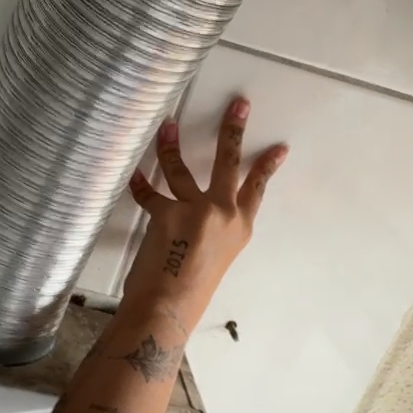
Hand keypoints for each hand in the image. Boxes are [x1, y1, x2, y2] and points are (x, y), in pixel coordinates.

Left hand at [122, 96, 286, 324]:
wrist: (169, 308)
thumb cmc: (192, 291)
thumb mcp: (217, 259)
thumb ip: (215, 232)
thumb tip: (202, 220)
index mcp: (240, 228)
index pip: (256, 188)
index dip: (266, 166)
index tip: (278, 148)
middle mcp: (223, 214)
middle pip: (229, 162)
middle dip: (233, 130)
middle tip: (238, 104)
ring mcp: (196, 211)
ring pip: (182, 169)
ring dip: (171, 146)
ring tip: (167, 127)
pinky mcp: (167, 213)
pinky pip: (149, 192)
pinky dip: (139, 184)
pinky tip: (134, 174)